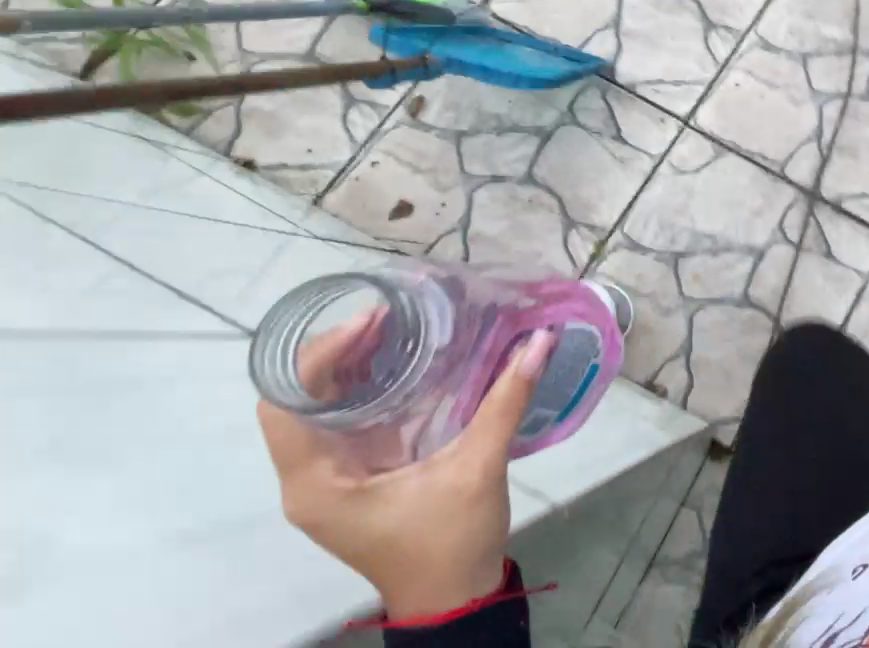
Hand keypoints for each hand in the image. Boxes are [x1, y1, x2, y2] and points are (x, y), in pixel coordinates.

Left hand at [257, 311, 554, 619]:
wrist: (455, 596)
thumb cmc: (452, 539)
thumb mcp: (479, 467)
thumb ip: (506, 401)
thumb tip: (540, 340)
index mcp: (317, 483)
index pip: (285, 404)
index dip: (320, 356)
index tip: (372, 322)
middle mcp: (310, 478)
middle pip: (298, 399)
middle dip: (339, 352)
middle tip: (391, 314)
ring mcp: (332, 478)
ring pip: (321, 408)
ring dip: (354, 366)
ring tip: (400, 326)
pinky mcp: (359, 476)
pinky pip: (348, 421)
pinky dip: (372, 387)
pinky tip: (409, 363)